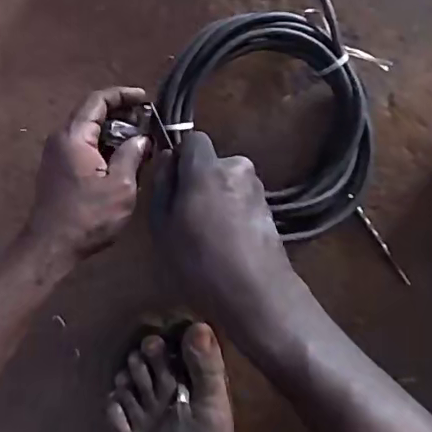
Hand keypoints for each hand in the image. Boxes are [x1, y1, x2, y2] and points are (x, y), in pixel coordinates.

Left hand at [22, 87, 150, 259]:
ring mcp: (57, 155)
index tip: (145, 99)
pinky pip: (84, 147)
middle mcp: (61, 139)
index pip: (98, 100)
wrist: (51, 248)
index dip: (123, 95)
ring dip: (115, 132)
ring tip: (142, 142)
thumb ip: (132, 155)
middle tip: (148, 123)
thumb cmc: (88, 216)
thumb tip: (142, 139)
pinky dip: (105, 146)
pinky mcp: (59, 170)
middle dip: (122, 114)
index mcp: (74, 136)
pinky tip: (124, 160)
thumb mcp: (120, 185)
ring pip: (89, 131)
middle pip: (92, 113)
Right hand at [150, 131, 304, 337]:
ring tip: (207, 236)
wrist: (256, 293)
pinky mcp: (269, 209)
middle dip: (198, 181)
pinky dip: (232, 213)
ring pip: (226, 182)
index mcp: (208, 167)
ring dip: (216, 198)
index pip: (193, 139)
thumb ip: (162, 184)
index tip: (171, 184)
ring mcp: (257, 188)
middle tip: (186, 216)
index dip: (180, 157)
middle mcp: (237, 167)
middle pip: (211, 163)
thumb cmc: (199, 260)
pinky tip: (227, 243)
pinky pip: (241, 200)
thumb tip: (166, 158)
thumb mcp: (163, 225)